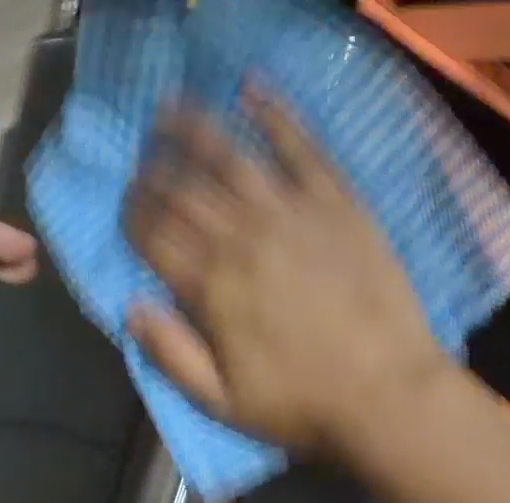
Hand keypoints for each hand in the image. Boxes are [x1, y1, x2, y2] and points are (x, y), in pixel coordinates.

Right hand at [125, 88, 445, 451]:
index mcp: (211, 288)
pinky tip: (251, 92)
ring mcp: (292, 214)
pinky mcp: (337, 203)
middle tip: (141, 162)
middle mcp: (244, 238)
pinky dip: (274, 115)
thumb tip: (131, 308)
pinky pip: (300, 148)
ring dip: (195, 129)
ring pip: (231, 158)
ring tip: (171, 110)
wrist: (385, 393)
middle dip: (154, 172)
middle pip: (185, 191)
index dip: (133, 216)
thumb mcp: (220, 402)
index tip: (124, 206)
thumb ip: (171, 354)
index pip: (155, 235)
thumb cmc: (298, 404)